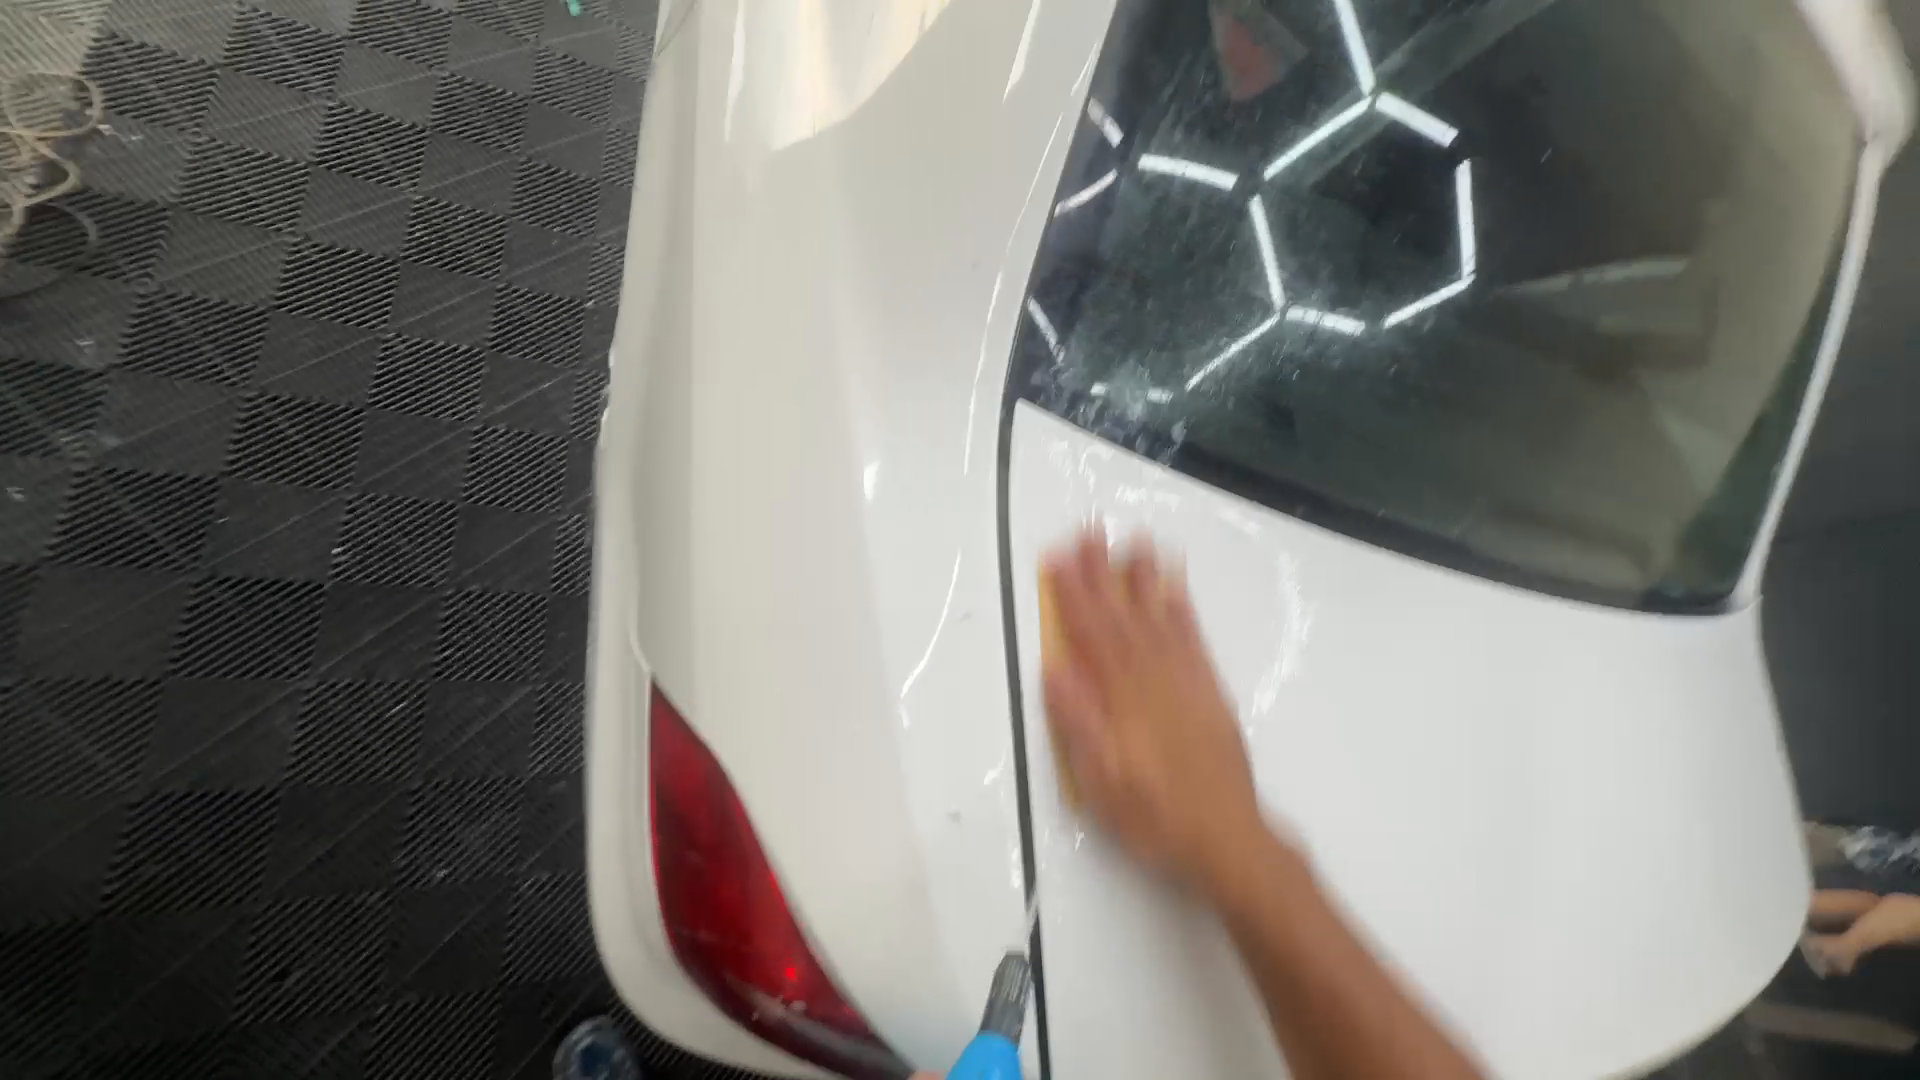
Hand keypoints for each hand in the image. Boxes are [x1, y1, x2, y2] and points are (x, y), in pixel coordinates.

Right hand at [1042, 528, 1267, 899]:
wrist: (1227, 838)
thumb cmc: (1154, 815)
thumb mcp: (1101, 782)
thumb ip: (1077, 723)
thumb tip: (1052, 668)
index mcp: (1121, 697)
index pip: (1089, 633)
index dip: (1071, 593)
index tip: (1057, 557)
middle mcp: (1153, 677)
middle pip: (1122, 614)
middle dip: (1102, 570)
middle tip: (1090, 528)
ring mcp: (1185, 679)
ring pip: (1158, 616)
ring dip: (1143, 577)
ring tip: (1133, 539)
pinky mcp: (1209, 689)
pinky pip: (1193, 637)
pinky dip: (1182, 607)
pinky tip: (1174, 585)